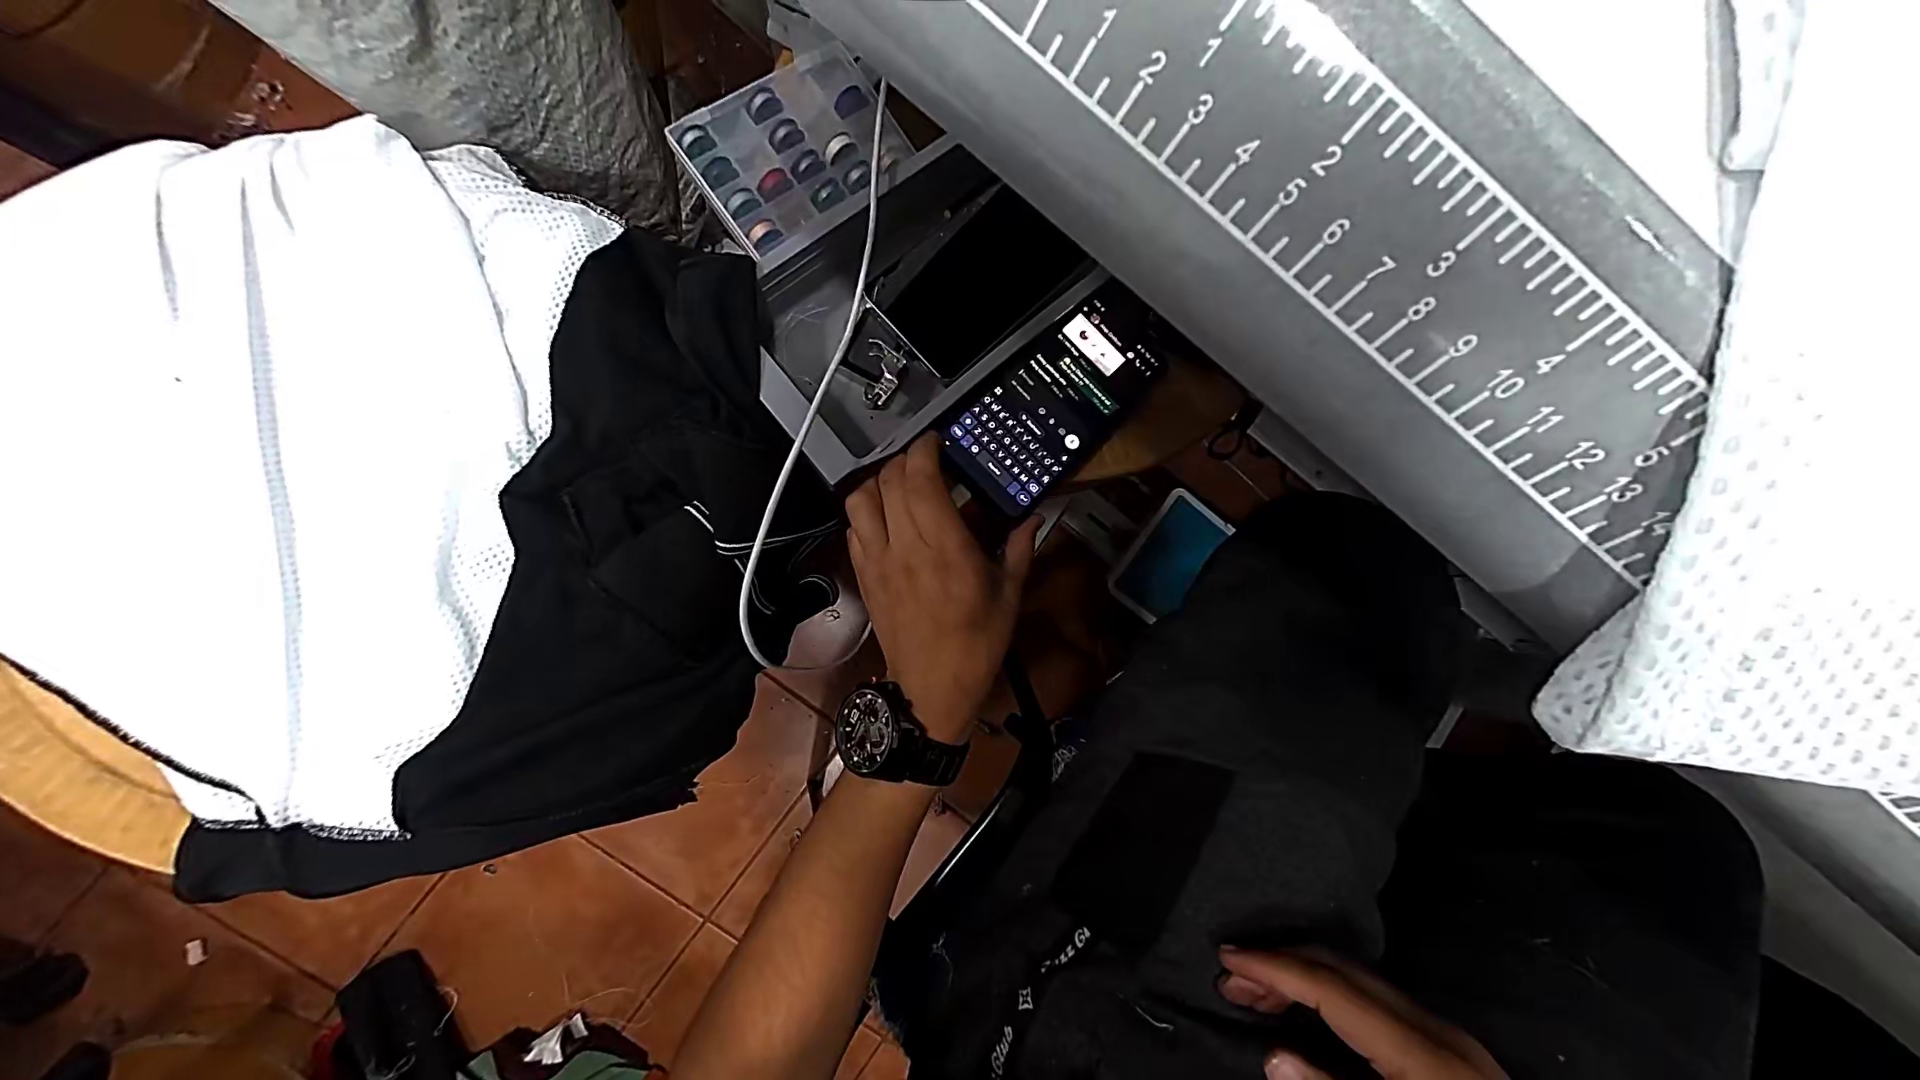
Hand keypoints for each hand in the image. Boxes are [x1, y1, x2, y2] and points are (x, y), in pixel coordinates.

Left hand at [845, 434, 1040, 744]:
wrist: (930, 688)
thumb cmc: (975, 645)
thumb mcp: (1009, 597)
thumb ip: (1020, 550)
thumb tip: (1033, 518)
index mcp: (946, 548)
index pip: (922, 480)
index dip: (924, 450)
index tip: (936, 441)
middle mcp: (905, 547)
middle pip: (889, 481)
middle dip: (905, 459)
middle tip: (925, 458)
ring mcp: (878, 560)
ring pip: (861, 499)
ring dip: (878, 480)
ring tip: (900, 481)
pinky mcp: (863, 575)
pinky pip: (853, 527)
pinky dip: (865, 509)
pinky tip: (885, 514)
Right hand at [1217, 947, 1506, 1079]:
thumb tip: (1273, 1056)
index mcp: (1421, 1050)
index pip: (1332, 988)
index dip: (1274, 968)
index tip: (1227, 958)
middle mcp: (1433, 1028)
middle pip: (1342, 970)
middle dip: (1280, 963)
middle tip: (1230, 975)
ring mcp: (1446, 1035)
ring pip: (1357, 978)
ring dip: (1301, 975)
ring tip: (1255, 991)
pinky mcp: (1447, 1048)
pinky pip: (1372, 999)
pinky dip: (1329, 993)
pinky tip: (1306, 1008)